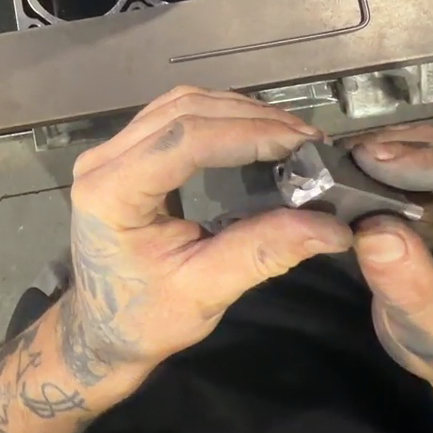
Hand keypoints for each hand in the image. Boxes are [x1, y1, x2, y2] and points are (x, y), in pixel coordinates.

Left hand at [59, 86, 353, 388]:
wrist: (101, 328)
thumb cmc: (145, 317)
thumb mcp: (204, 292)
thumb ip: (261, 252)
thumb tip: (330, 226)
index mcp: (111, 193)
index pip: (183, 141)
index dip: (245, 135)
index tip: (301, 144)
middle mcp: (101, 161)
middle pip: (181, 113)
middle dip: (249, 119)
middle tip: (306, 139)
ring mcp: (108, 152)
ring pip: (177, 104)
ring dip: (235, 111)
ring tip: (288, 133)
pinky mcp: (121, 152)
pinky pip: (170, 116)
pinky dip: (216, 115)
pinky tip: (252, 129)